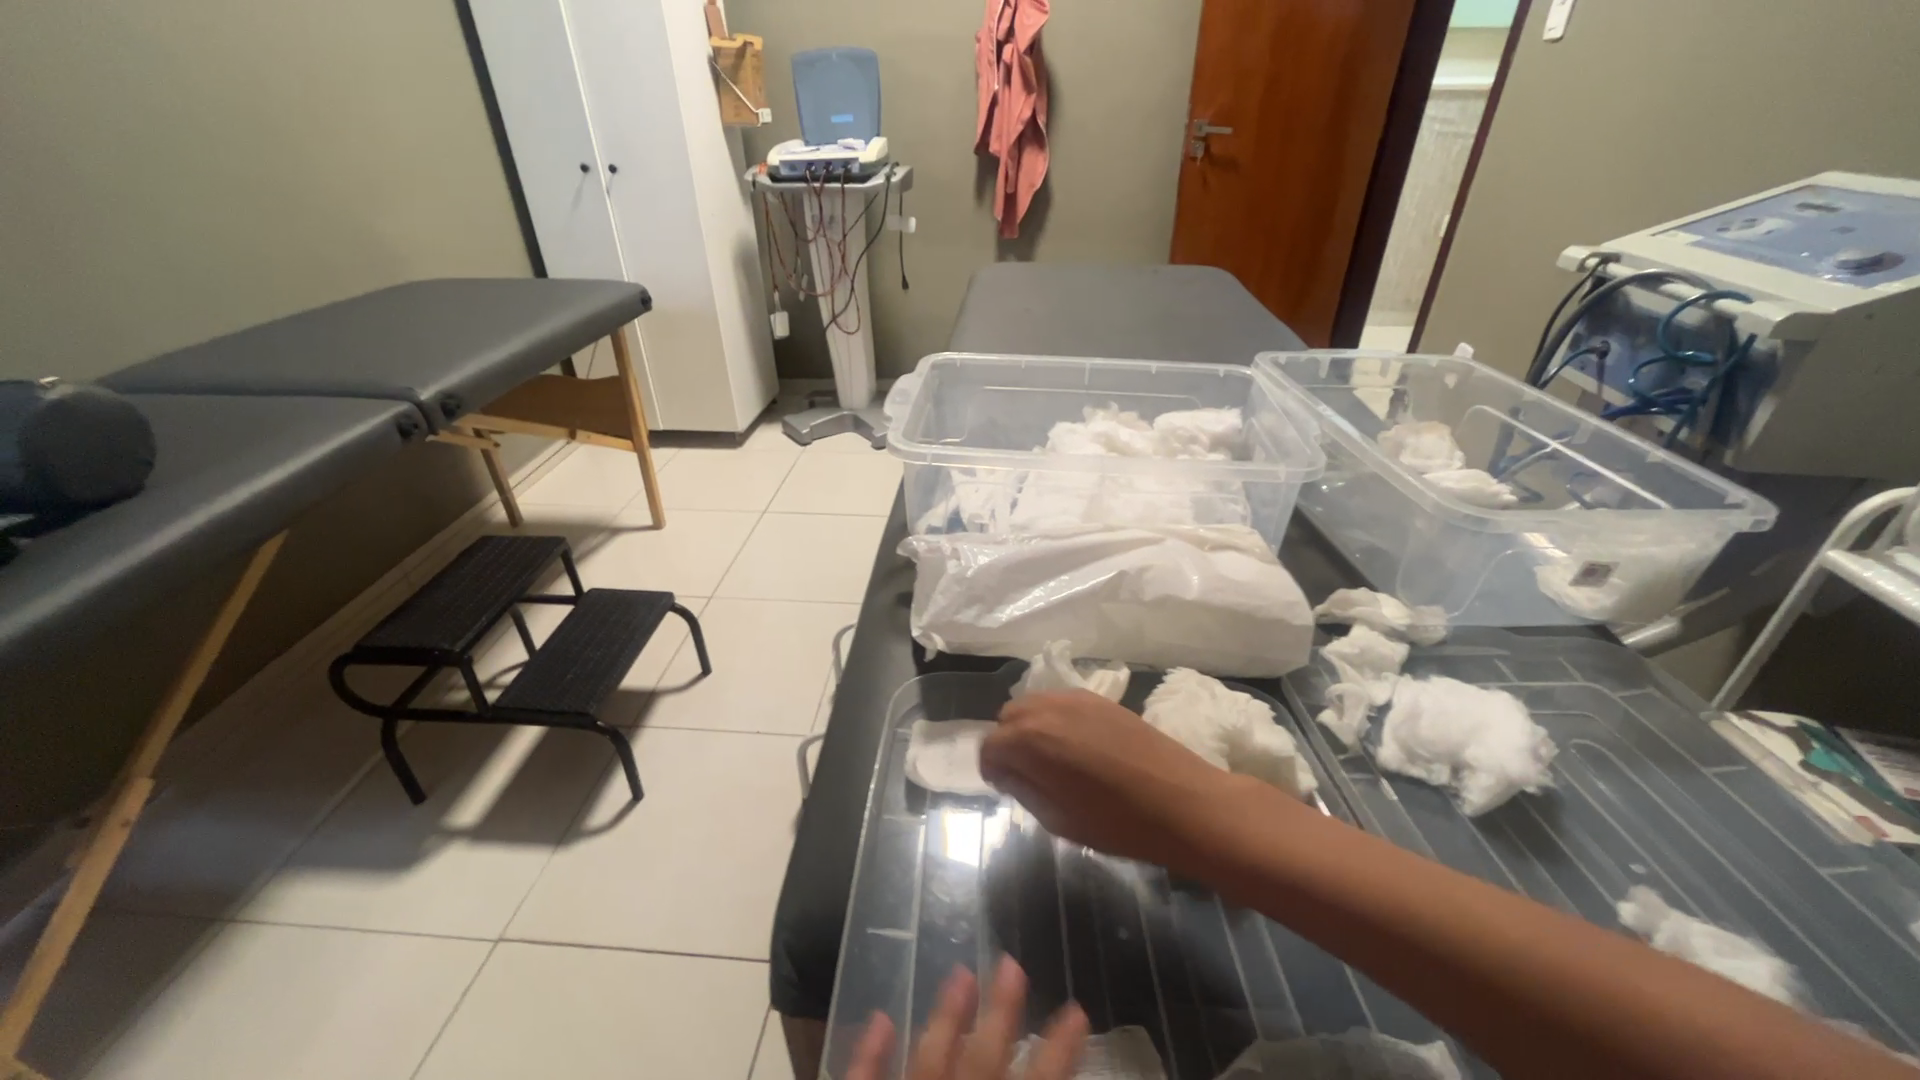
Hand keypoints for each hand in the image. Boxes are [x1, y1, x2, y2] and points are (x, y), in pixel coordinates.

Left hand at [846, 957, 1087, 1079]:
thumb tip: (1048, 1062)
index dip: (1057, 1051)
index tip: (1076, 1009)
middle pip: (983, 1064)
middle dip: (1001, 1014)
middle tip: (1013, 962)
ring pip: (929, 1064)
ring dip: (946, 1018)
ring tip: (962, 971)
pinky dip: (870, 1055)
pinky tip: (883, 1017)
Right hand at [979, 690, 1241, 874]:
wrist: (1183, 803)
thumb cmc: (1117, 823)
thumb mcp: (1057, 819)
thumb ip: (1023, 789)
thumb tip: (1007, 773)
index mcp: (1029, 741)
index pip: (989, 747)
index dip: (993, 770)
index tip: (1007, 788)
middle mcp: (1047, 709)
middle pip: (1009, 718)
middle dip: (1010, 743)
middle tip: (1029, 774)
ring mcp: (1076, 699)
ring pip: (1035, 704)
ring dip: (1032, 727)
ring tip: (1053, 759)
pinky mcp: (1102, 699)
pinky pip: (1062, 702)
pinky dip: (1057, 719)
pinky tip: (1078, 747)